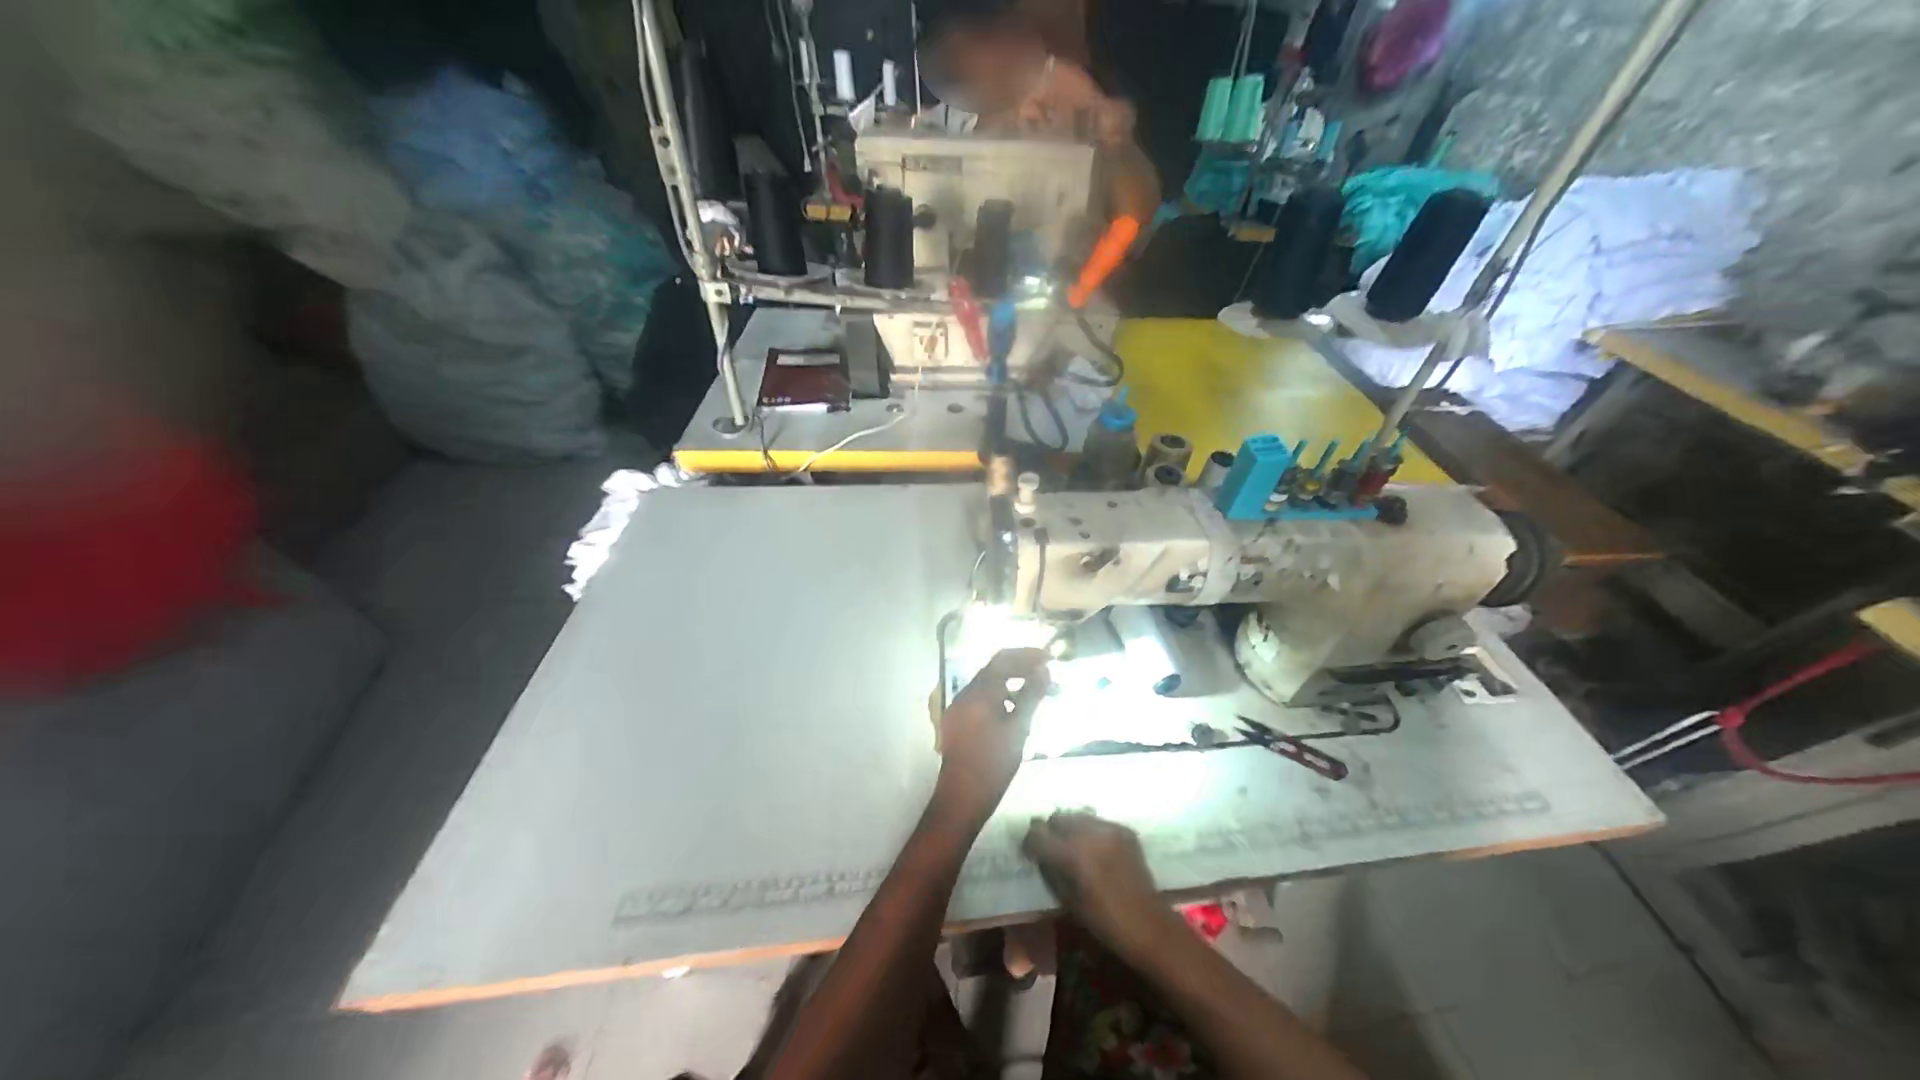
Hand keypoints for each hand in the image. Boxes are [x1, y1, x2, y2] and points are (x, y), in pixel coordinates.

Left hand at [931, 648, 1050, 828]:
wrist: (961, 798)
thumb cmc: (993, 764)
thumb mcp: (1018, 729)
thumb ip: (1031, 696)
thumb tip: (1044, 669)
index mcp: (978, 693)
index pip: (1003, 660)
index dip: (1027, 655)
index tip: (1049, 659)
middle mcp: (964, 695)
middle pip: (994, 670)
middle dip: (1020, 669)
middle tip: (1046, 676)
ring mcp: (957, 709)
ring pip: (987, 686)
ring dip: (1011, 684)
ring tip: (1035, 695)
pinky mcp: (957, 723)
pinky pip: (980, 701)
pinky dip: (999, 699)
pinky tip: (1014, 714)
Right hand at [1023, 811, 1178, 957]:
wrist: (1149, 926)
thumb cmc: (1104, 922)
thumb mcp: (1067, 900)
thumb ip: (1050, 871)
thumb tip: (1038, 853)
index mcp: (1073, 855)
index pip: (1038, 834)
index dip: (1030, 842)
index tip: (1029, 852)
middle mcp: (1091, 834)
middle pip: (1058, 818)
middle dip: (1050, 831)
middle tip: (1051, 848)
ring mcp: (1111, 829)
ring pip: (1078, 816)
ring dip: (1070, 828)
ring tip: (1072, 846)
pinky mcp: (1125, 830)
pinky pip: (1099, 822)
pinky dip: (1091, 831)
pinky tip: (1095, 849)